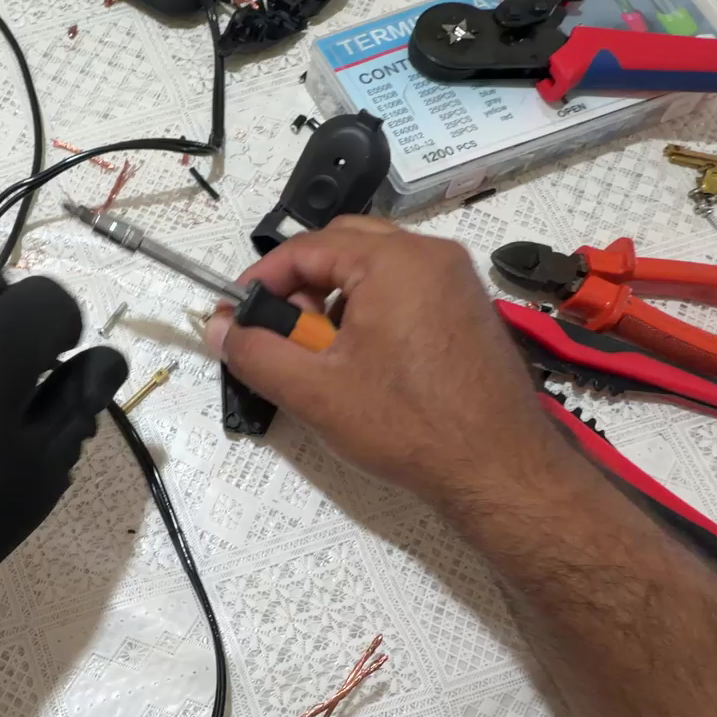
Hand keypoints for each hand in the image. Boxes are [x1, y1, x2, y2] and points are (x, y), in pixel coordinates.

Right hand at [206, 217, 571, 506]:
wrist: (497, 471)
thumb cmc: (405, 426)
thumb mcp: (314, 392)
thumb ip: (256, 353)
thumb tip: (218, 327)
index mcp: (394, 262)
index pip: (307, 246)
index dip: (262, 279)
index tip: (238, 315)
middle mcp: (431, 255)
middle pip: (342, 245)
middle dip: (300, 283)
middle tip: (283, 332)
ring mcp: (456, 281)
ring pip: (373, 267)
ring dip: (333, 297)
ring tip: (322, 353)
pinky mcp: (466, 309)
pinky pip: (403, 288)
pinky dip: (368, 310)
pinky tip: (362, 362)